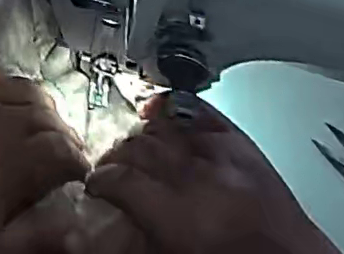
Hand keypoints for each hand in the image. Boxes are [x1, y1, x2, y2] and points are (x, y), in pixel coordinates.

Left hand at [0, 72, 86, 252]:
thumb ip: (38, 240)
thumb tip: (78, 228)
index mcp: (12, 156)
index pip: (63, 151)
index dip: (80, 164)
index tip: (86, 180)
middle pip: (45, 114)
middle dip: (64, 134)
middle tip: (70, 158)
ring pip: (19, 89)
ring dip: (40, 107)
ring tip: (47, 131)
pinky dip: (6, 85)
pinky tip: (8, 102)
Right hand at [85, 94, 336, 253]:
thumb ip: (143, 235)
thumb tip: (106, 221)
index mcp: (183, 217)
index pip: (121, 179)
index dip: (100, 180)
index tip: (95, 186)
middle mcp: (201, 180)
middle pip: (139, 149)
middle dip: (118, 157)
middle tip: (109, 168)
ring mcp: (226, 161)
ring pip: (164, 129)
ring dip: (142, 136)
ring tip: (133, 148)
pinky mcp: (247, 152)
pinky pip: (201, 113)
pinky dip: (177, 108)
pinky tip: (160, 109)